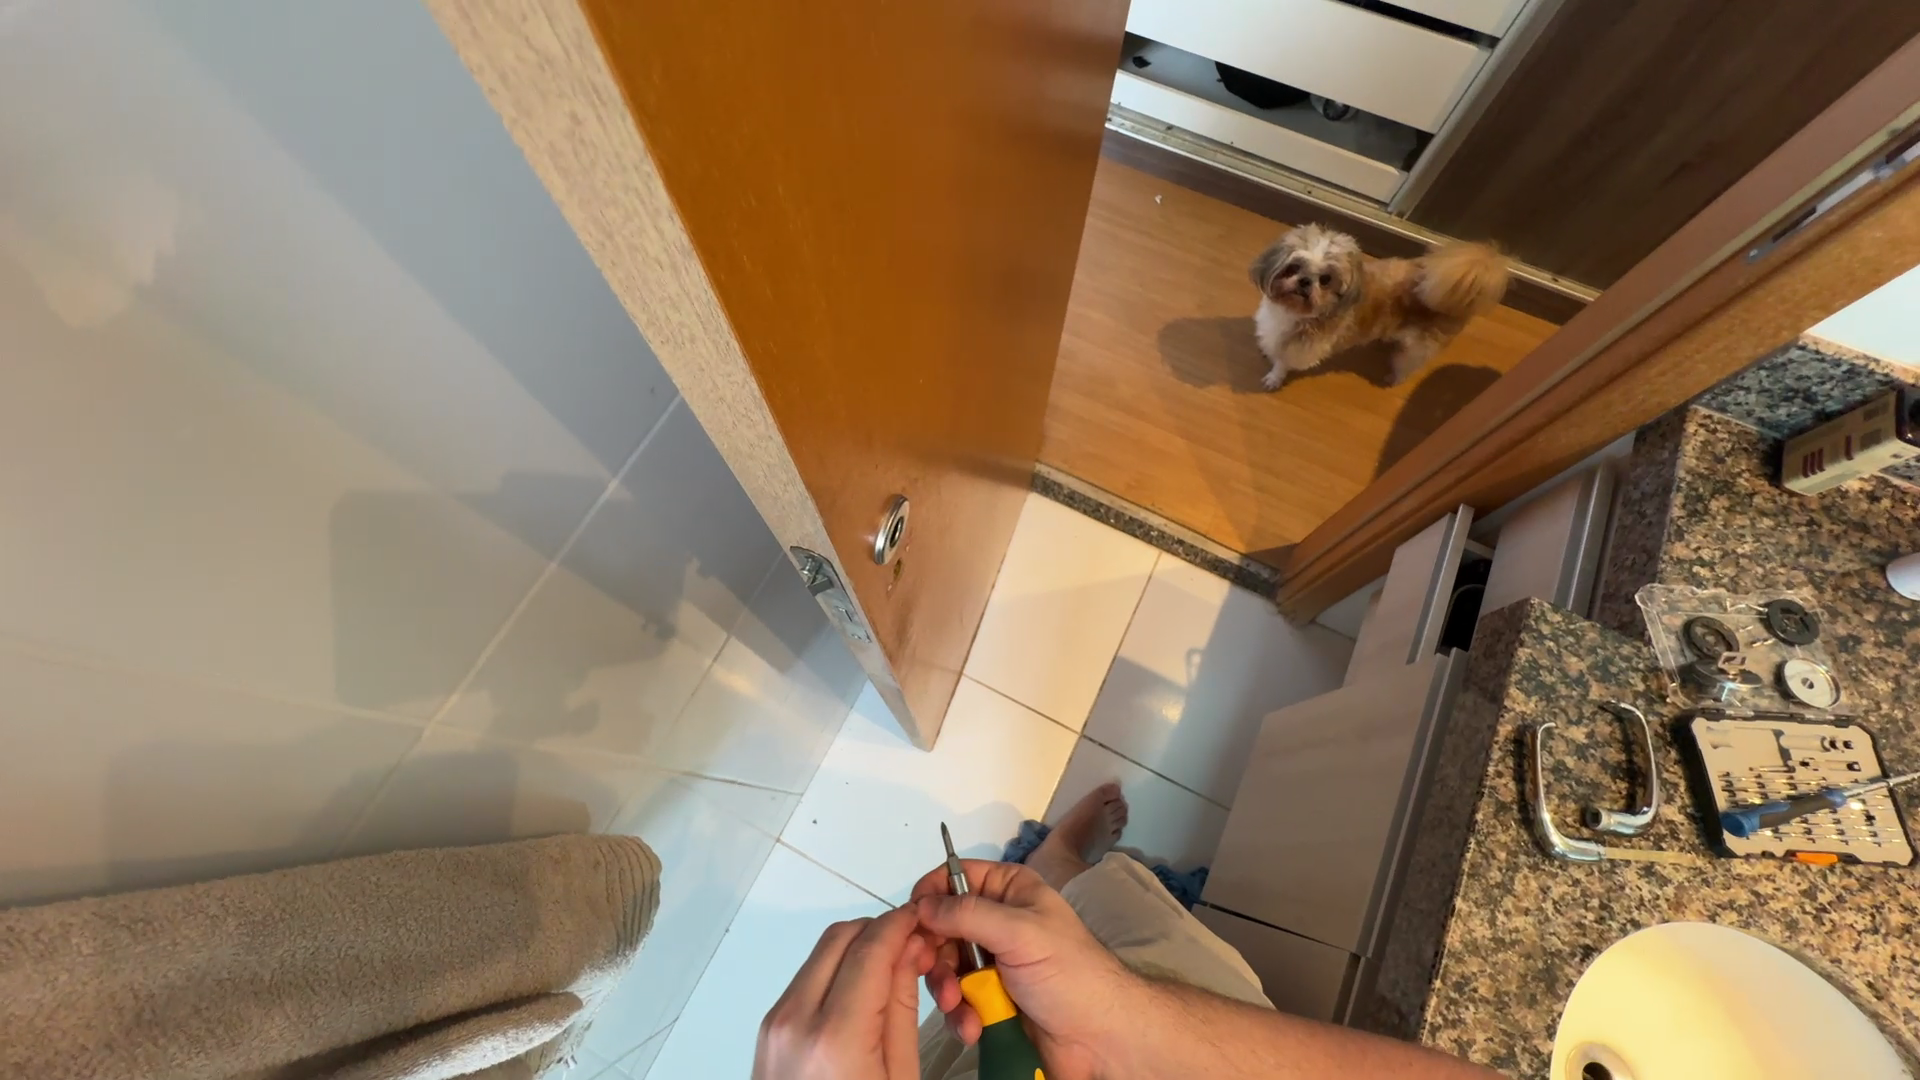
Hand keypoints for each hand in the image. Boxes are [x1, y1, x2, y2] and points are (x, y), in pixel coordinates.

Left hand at [753, 906, 932, 1079]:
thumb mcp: (900, 1079)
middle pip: (841, 936)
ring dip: (859, 947)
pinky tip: (864, 992)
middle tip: (913, 946)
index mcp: (834, 1038)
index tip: (926, 918)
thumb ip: (903, 1006)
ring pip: (822, 952)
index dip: (902, 923)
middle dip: (880, 930)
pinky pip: (808, 977)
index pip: (872, 947)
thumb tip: (911, 947)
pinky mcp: (767, 1031)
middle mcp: (795, 1019)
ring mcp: (774, 1024)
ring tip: (893, 969)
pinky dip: (838, 969)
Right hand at [911, 860, 1139, 1079]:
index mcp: (1009, 889)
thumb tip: (922, 903)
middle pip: (944, 924)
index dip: (931, 893)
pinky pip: (959, 999)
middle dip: (937, 952)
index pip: (957, 876)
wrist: (1101, 1038)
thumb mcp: (1020, 932)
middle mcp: (998, 920)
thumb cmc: (1068, 973)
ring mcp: (994, 961)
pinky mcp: (991, 998)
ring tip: (959, 1008)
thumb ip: (968, 914)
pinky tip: (973, 1028)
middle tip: (933, 972)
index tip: (911, 918)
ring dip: (947, 989)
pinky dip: (960, 1014)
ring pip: (947, 965)